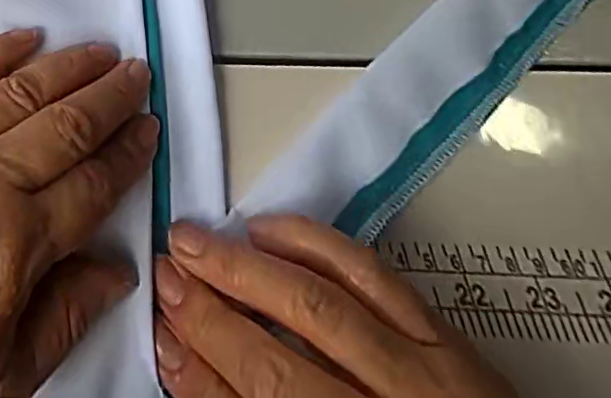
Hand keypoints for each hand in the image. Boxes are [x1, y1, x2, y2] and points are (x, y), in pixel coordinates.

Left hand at [0, 28, 158, 397]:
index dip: (128, 153)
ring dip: (65, 67)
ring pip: (21, 91)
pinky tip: (25, 38)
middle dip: (109, 96)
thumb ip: (67, 314)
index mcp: (18, 242)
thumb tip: (116, 268)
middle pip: (65, 126)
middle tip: (137, 75)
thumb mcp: (4, 371)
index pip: (93, 184)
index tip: (150, 128)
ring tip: (99, 52)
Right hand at [154, 215, 518, 397]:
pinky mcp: (450, 338)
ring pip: (327, 303)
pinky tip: (261, 229)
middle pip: (293, 351)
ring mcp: (437, 376)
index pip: (265, 389)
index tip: (159, 304)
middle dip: (216, 302)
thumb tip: (170, 341)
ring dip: (247, 264)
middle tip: (168, 266)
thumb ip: (230, 397)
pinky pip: (372, 274)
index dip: (205, 341)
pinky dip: (309, 241)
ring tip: (195, 240)